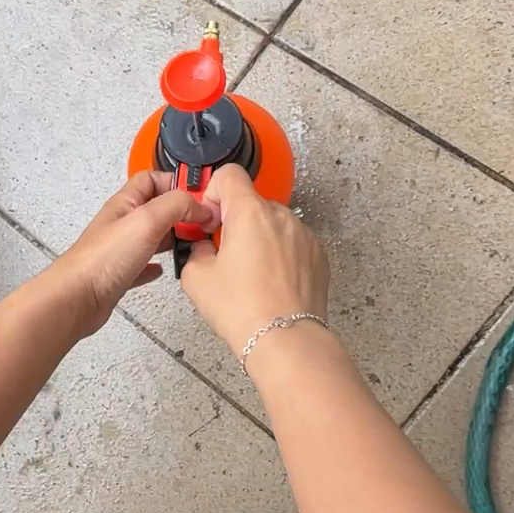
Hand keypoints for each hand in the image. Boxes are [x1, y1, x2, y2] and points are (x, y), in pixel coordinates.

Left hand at [44, 171, 214, 335]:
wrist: (77, 298)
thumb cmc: (102, 259)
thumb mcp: (146, 220)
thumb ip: (176, 205)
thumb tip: (199, 204)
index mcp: (125, 203)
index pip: (152, 178)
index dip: (176, 182)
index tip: (201, 195)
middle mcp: (122, 223)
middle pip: (155, 207)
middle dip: (180, 211)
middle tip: (203, 222)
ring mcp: (120, 249)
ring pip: (151, 236)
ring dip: (172, 237)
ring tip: (192, 243)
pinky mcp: (120, 274)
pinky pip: (142, 264)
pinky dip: (155, 264)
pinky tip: (163, 269)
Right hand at [179, 164, 329, 354]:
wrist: (284, 339)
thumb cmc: (243, 308)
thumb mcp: (196, 277)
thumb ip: (196, 250)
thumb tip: (204, 248)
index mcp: (249, 213)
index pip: (229, 174)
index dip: (213, 192)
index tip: (210, 218)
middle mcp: (281, 216)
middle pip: (251, 202)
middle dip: (234, 221)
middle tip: (223, 253)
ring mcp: (303, 235)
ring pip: (272, 224)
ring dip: (258, 238)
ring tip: (248, 274)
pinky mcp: (318, 255)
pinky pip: (292, 243)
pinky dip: (279, 254)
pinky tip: (268, 282)